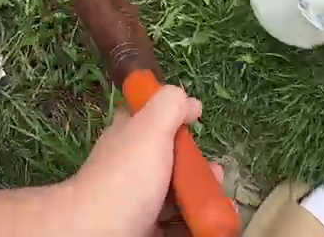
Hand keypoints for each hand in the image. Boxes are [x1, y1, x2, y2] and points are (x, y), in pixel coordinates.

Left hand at [53, 84, 213, 235]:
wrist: (100, 232)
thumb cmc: (128, 176)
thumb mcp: (150, 128)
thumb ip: (169, 107)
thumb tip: (188, 100)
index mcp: (129, 134)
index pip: (150, 116)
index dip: (174, 117)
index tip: (198, 123)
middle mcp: (132, 165)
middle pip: (170, 160)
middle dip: (198, 167)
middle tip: (218, 175)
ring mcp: (138, 200)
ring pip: (175, 195)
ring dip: (201, 198)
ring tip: (223, 204)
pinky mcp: (145, 229)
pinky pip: (174, 225)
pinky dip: (194, 224)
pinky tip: (211, 225)